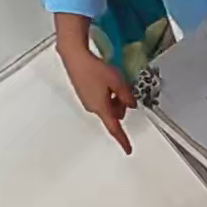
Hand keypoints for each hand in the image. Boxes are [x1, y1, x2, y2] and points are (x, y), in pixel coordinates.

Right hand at [56, 35, 136, 154]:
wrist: (75, 57)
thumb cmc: (94, 69)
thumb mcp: (118, 82)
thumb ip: (127, 96)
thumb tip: (131, 104)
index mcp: (101, 108)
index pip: (115, 128)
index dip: (123, 140)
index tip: (128, 149)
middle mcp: (92, 108)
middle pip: (114, 114)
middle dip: (121, 105)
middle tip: (124, 90)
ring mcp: (87, 101)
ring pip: (107, 106)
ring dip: (114, 98)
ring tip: (113, 81)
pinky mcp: (84, 94)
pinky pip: (100, 99)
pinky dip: (106, 93)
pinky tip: (105, 80)